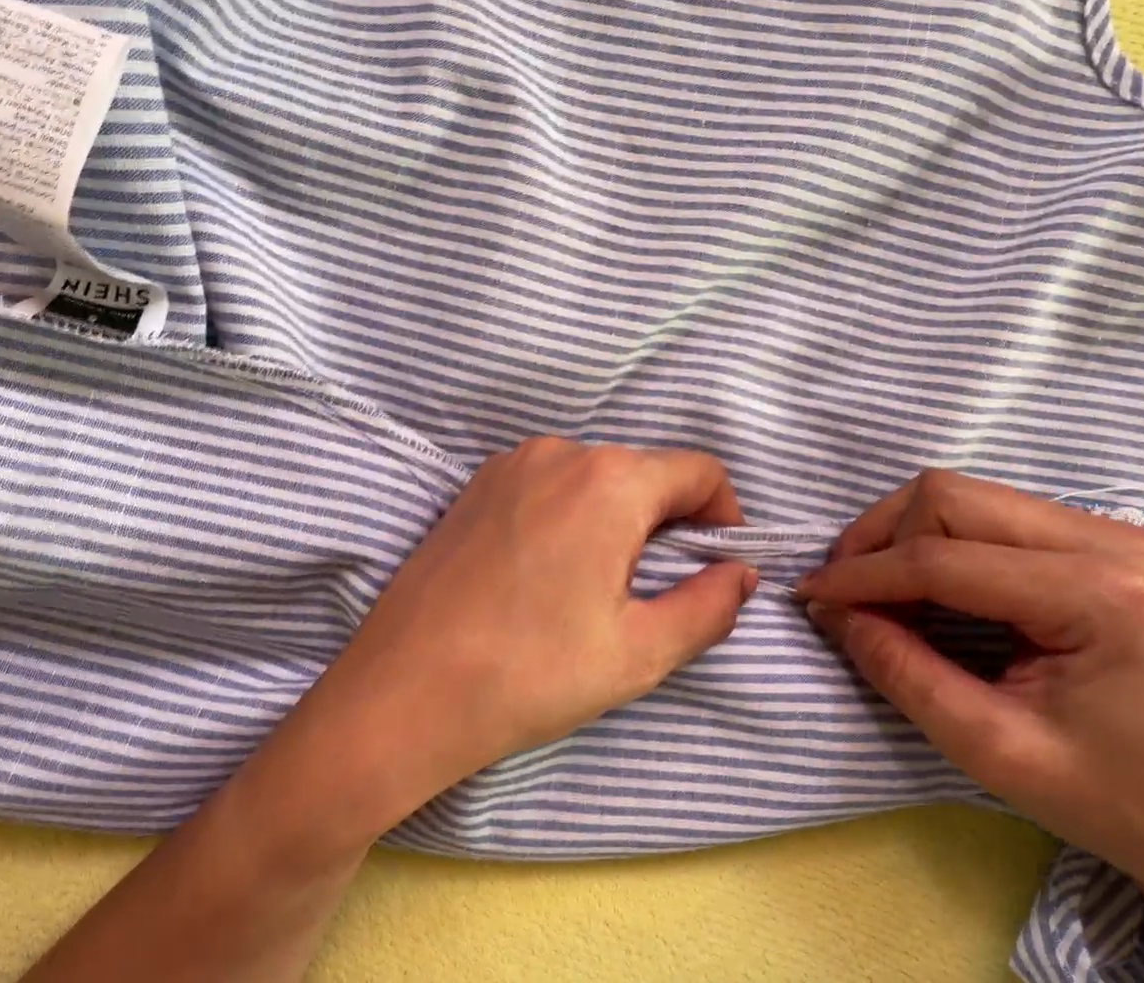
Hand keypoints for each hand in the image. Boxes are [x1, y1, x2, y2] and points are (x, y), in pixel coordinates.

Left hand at [293, 436, 759, 832]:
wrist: (404, 691)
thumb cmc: (530, 673)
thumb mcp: (640, 651)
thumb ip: (709, 605)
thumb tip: (739, 573)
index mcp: (608, 479)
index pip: (698, 472)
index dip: (724, 519)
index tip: (716, 569)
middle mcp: (558, 452)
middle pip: (644, 473)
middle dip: (668, 525)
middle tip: (655, 594)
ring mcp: (507, 466)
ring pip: (594, 480)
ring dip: (616, 522)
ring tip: (595, 593)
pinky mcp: (472, 489)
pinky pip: (547, 488)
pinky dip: (569, 519)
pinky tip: (546, 578)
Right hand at [793, 469, 1143, 890]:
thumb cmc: (1106, 798)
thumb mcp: (987, 746)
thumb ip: (900, 669)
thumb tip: (830, 611)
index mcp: (1103, 598)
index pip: (943, 558)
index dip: (863, 574)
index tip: (808, 596)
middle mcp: (1115, 543)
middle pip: (951, 497)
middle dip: (879, 540)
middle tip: (843, 593)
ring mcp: (1115, 534)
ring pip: (965, 496)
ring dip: (903, 537)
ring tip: (877, 592)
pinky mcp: (1104, 541)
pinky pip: (991, 514)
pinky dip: (938, 543)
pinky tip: (924, 588)